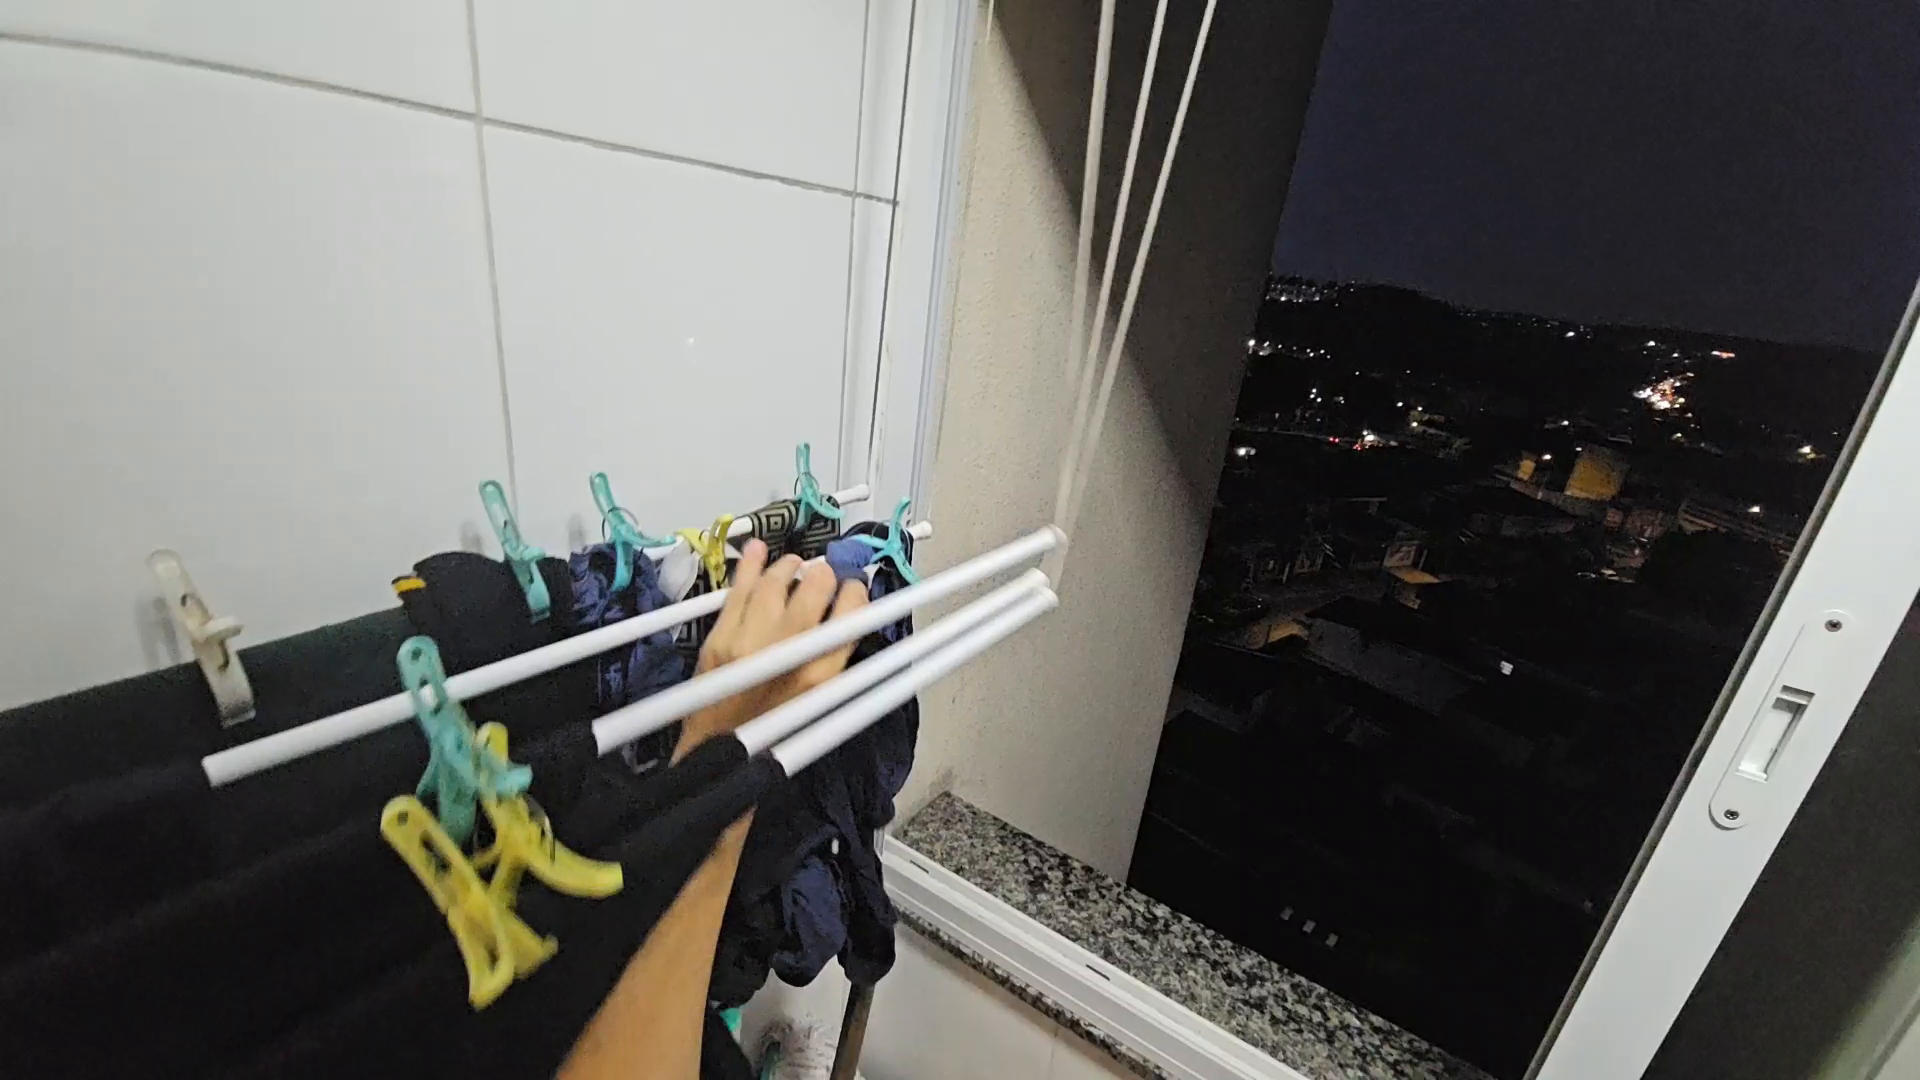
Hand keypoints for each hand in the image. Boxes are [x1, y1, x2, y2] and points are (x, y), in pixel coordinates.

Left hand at [677, 539, 868, 753]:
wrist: (716, 761)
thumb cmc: (777, 738)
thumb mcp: (823, 706)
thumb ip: (838, 659)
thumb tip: (853, 613)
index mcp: (823, 675)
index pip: (853, 613)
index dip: (857, 592)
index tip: (853, 590)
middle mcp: (790, 654)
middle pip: (818, 586)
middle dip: (826, 574)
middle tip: (824, 578)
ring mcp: (750, 642)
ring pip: (779, 581)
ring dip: (792, 566)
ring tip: (797, 567)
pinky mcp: (719, 638)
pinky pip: (739, 589)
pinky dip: (752, 565)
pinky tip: (761, 550)